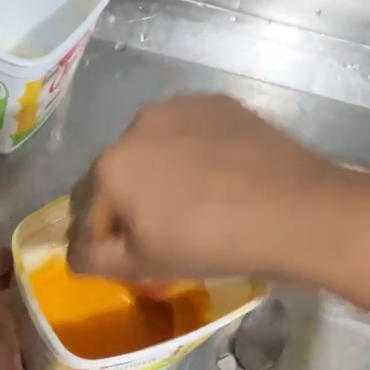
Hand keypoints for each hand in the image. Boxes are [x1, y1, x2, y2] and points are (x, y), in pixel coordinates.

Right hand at [67, 94, 355, 282]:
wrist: (296, 212)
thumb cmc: (207, 244)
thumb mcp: (138, 266)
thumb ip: (89, 257)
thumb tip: (73, 248)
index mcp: (110, 166)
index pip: (86, 208)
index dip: (105, 238)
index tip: (134, 254)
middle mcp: (137, 124)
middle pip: (118, 174)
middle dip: (131, 202)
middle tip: (165, 231)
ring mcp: (182, 106)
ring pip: (153, 151)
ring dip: (160, 176)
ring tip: (194, 204)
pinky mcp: (220, 103)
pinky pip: (188, 135)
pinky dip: (192, 156)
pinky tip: (217, 181)